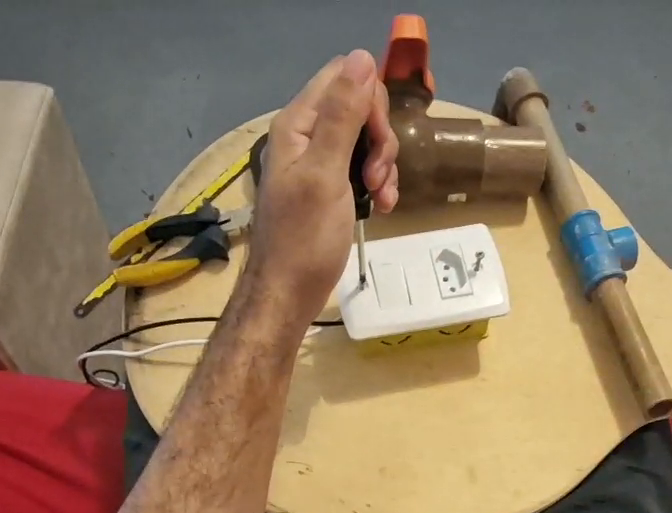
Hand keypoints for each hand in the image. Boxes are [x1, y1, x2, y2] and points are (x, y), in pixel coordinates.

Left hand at [242, 50, 398, 324]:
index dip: (370, 103)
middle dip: (380, 140)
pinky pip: (360, 170)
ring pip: (365, 141)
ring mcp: (316, 164)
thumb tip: (362, 59)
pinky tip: (381, 209)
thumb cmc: (305, 241)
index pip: (344, 77)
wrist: (288, 295)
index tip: (377, 144)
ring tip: (381, 199)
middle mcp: (305, 137)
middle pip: (358, 107)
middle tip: (378, 180)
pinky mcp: (328, 190)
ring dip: (383, 167)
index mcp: (298, 124)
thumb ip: (343, 117)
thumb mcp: (326, 174)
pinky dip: (376, 186)